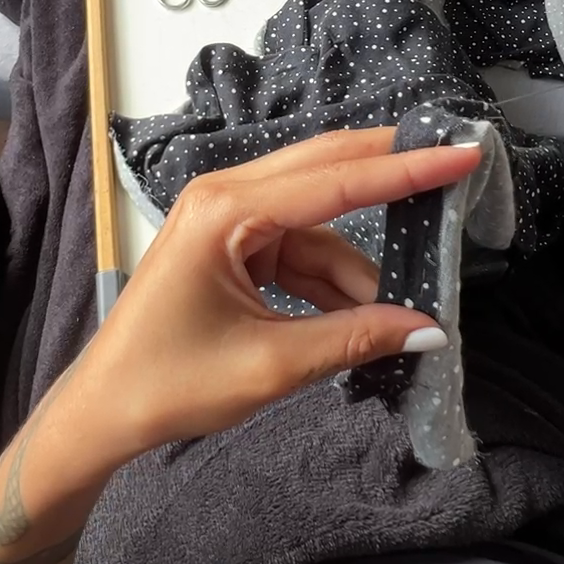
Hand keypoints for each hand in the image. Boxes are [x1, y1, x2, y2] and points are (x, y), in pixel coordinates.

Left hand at [55, 129, 480, 468]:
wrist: (104, 409)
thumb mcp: (270, 364)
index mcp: (226, 208)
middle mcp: (228, 195)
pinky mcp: (236, 242)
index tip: (459, 153)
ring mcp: (231, 217)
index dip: (405, 169)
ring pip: (319, 224)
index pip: (334, 179)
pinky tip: (363, 316)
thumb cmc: (168, 382)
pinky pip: (300, 250)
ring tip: (403, 313)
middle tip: (454, 169)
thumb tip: (427, 329)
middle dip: (390, 175)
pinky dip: (332, 282)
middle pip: (327, 170)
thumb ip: (353, 338)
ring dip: (359, 268)